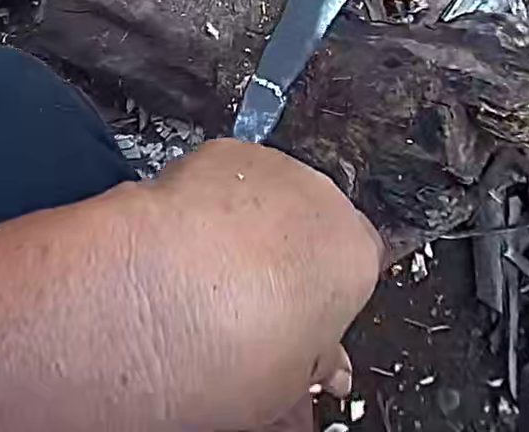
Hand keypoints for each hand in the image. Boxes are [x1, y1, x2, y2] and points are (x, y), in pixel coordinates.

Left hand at [121, 139, 382, 429]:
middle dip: (287, 250)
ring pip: (267, 192)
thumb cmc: (238, 342)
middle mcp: (320, 195)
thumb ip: (316, 357)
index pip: (356, 264)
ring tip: (209, 264)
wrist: (172, 287)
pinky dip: (209, 196)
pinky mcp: (221, 148)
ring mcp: (270, 164)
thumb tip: (320, 361)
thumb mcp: (292, 380)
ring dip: (247, 219)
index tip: (300, 316)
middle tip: (251, 293)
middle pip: (312, 219)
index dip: (325, 291)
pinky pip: (224, 173)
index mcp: (355, 253)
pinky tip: (188, 233)